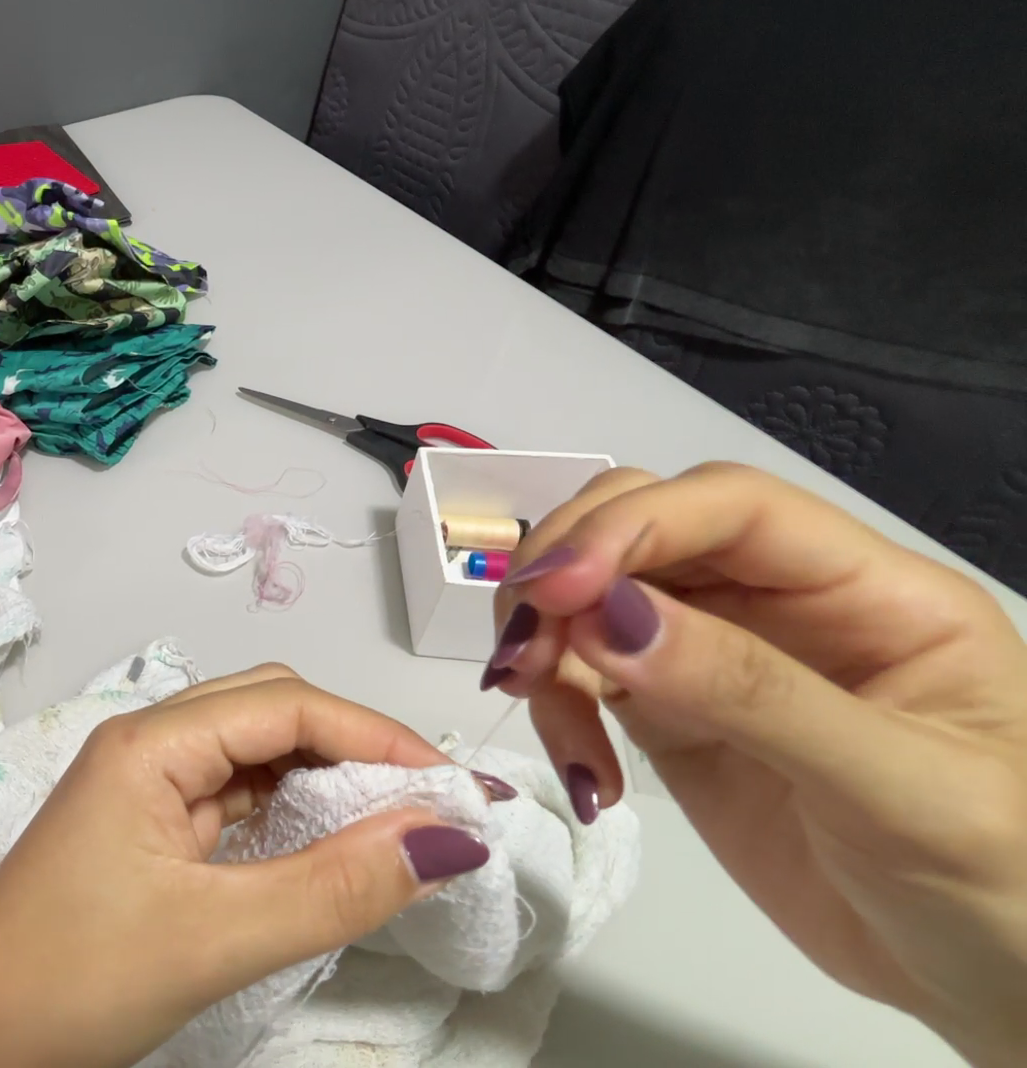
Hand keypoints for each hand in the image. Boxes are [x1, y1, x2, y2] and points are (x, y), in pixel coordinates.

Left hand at [0, 666, 496, 1067]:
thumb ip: (335, 886)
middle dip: (352, 746)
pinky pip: (230, 796)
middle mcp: (145, 743)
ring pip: (250, 753)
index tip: (456, 790)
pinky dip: (287, 812)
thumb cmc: (80, 979)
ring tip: (394, 823)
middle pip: (267, 711)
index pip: (283, 705)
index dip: (376, 736)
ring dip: (323, 778)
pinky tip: (325, 841)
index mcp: (150, 743)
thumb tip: (447, 840)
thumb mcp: (216, 937)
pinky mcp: (144, 823)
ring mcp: (142, 783)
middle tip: (430, 806)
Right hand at [484, 462, 1026, 1065]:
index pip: (728, 508)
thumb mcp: (901, 792)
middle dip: (561, 573)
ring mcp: (706, 652)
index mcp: (863, 590)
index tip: (551, 592)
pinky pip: (576, 672)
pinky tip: (585, 775)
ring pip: (587, 594)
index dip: (628, 527)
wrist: (979, 991)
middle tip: (520, 649)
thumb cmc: (1000, 895)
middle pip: (634, 527)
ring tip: (536, 706)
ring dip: (541, 639)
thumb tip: (602, 619)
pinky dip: (552, 707)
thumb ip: (751, 692)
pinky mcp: (658, 708)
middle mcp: (774, 601)